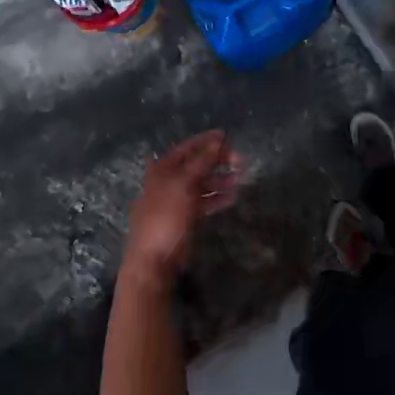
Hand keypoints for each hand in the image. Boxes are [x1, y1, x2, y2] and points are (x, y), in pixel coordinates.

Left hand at [123, 131, 244, 289]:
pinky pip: (204, 201)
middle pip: (197, 164)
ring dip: (221, 179)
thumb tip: (217, 141)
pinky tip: (232, 198)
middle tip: (241, 160)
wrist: (154, 259)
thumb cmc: (165, 217)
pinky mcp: (185, 216)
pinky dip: (217, 198)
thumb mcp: (183, 184)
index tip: (227, 136)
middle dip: (218, 160)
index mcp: (163, 170)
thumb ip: (201, 162)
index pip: (187, 148)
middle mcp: (169, 181)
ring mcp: (177, 199)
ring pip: (203, 183)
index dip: (206, 141)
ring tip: (241, 178)